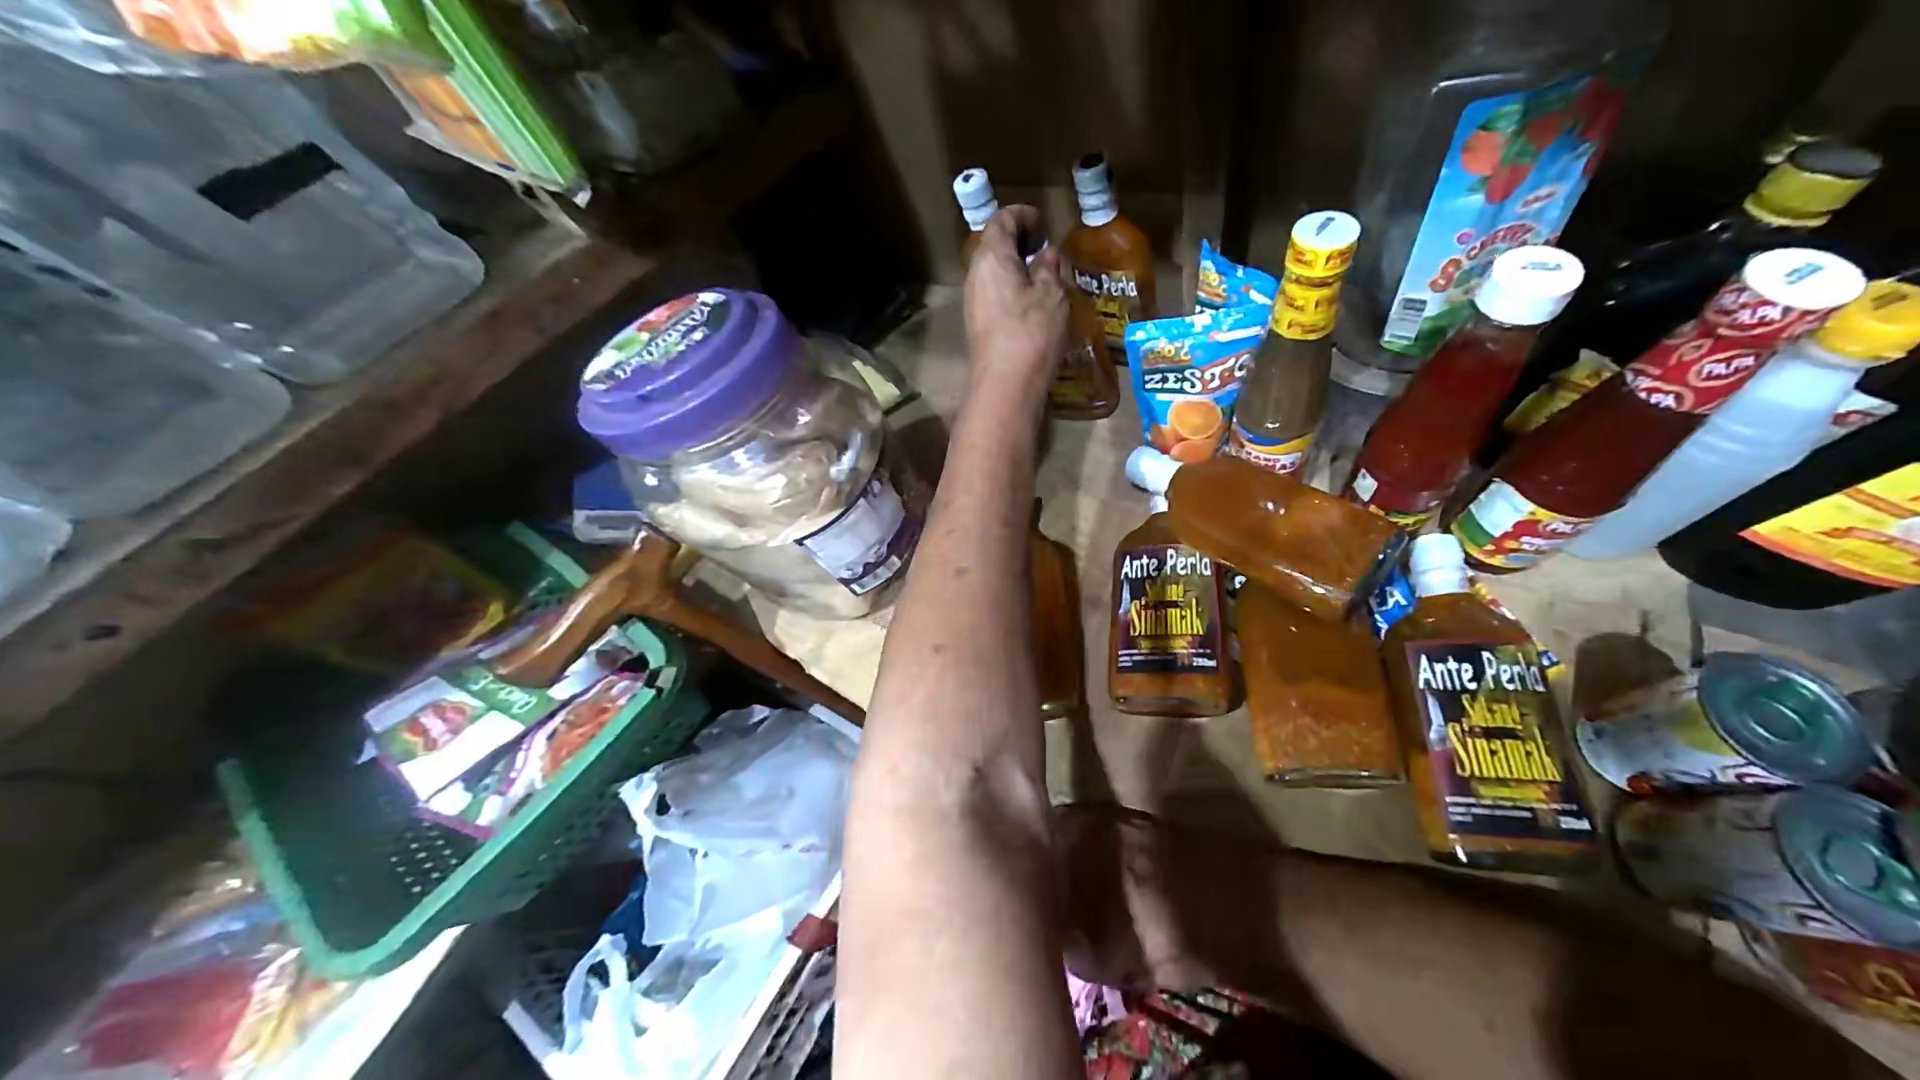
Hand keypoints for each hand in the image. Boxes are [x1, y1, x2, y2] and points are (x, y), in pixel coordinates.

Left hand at [963, 205, 1067, 398]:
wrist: (1006, 382)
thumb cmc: (1032, 330)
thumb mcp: (1051, 293)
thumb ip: (1048, 268)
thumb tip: (1045, 255)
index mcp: (992, 256)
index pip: (1002, 220)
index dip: (1022, 215)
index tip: (1041, 221)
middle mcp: (976, 274)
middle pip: (993, 246)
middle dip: (1018, 241)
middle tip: (1043, 247)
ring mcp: (973, 300)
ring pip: (993, 271)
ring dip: (1015, 267)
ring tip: (1042, 275)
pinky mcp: (977, 323)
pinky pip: (994, 293)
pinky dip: (1011, 287)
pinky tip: (1031, 301)